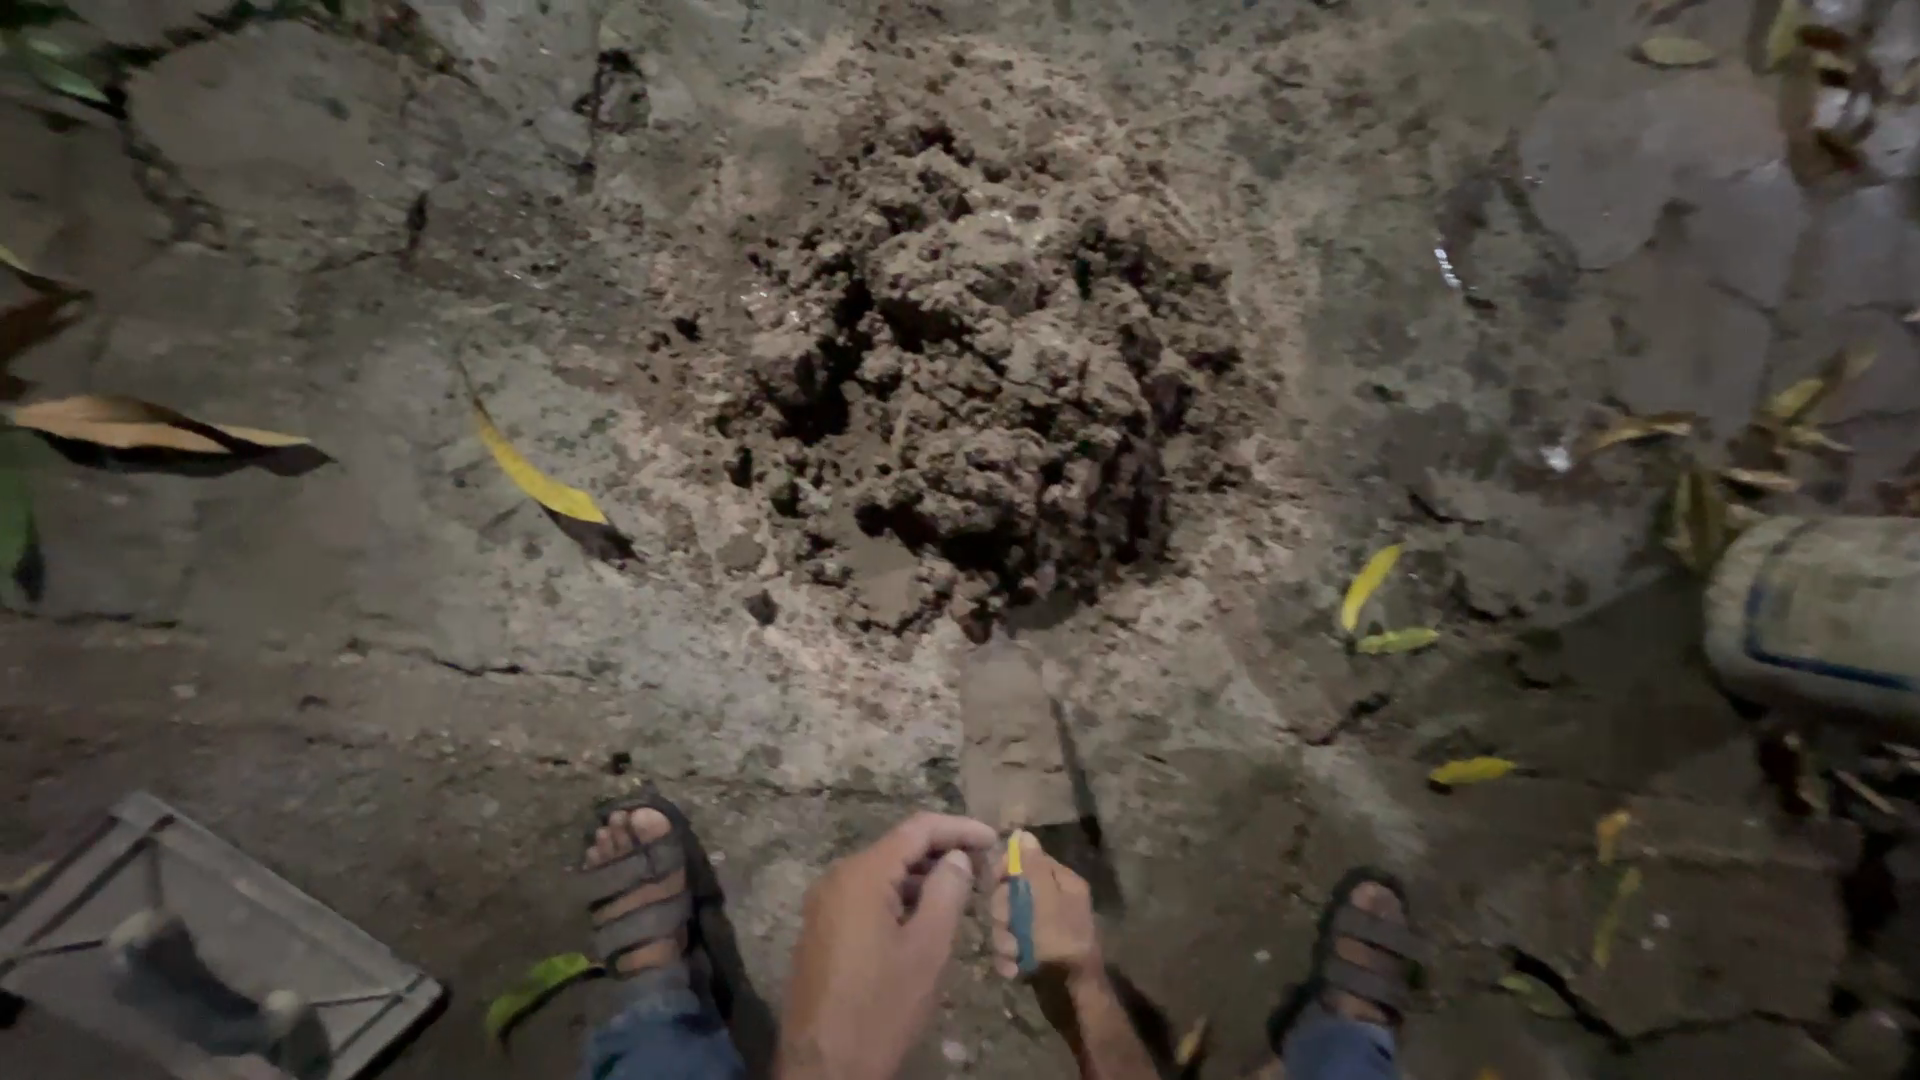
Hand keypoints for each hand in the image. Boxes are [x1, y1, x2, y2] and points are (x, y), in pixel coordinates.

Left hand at [776, 812, 996, 1079]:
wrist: (823, 1071)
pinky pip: (867, 895)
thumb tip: (957, 856)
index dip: (958, 828)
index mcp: (862, 874)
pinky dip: (900, 896)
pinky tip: (926, 915)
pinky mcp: (822, 928)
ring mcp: (825, 903)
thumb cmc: (880, 1008)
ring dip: (922, 876)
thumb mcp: (927, 949)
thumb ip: (947, 891)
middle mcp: (838, 877)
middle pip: (898, 848)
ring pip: (883, 872)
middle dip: (942, 851)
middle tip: (983, 866)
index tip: (993, 838)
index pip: (917, 829)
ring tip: (962, 890)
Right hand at [990, 831, 1100, 984]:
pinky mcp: (1034, 951)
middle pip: (1014, 891)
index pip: (1029, 859)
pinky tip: (1012, 969)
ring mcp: (1043, 928)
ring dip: (1004, 938)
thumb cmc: (1062, 943)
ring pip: (1009, 920)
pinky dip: (1009, 957)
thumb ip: (1033, 868)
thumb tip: (1023, 832)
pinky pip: (1012, 944)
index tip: (994, 881)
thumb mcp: (1045, 902)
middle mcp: (1054, 901)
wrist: (1075, 1000)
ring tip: (1012, 954)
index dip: (1008, 867)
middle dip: (1004, 911)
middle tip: (1006, 926)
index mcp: (1063, 883)